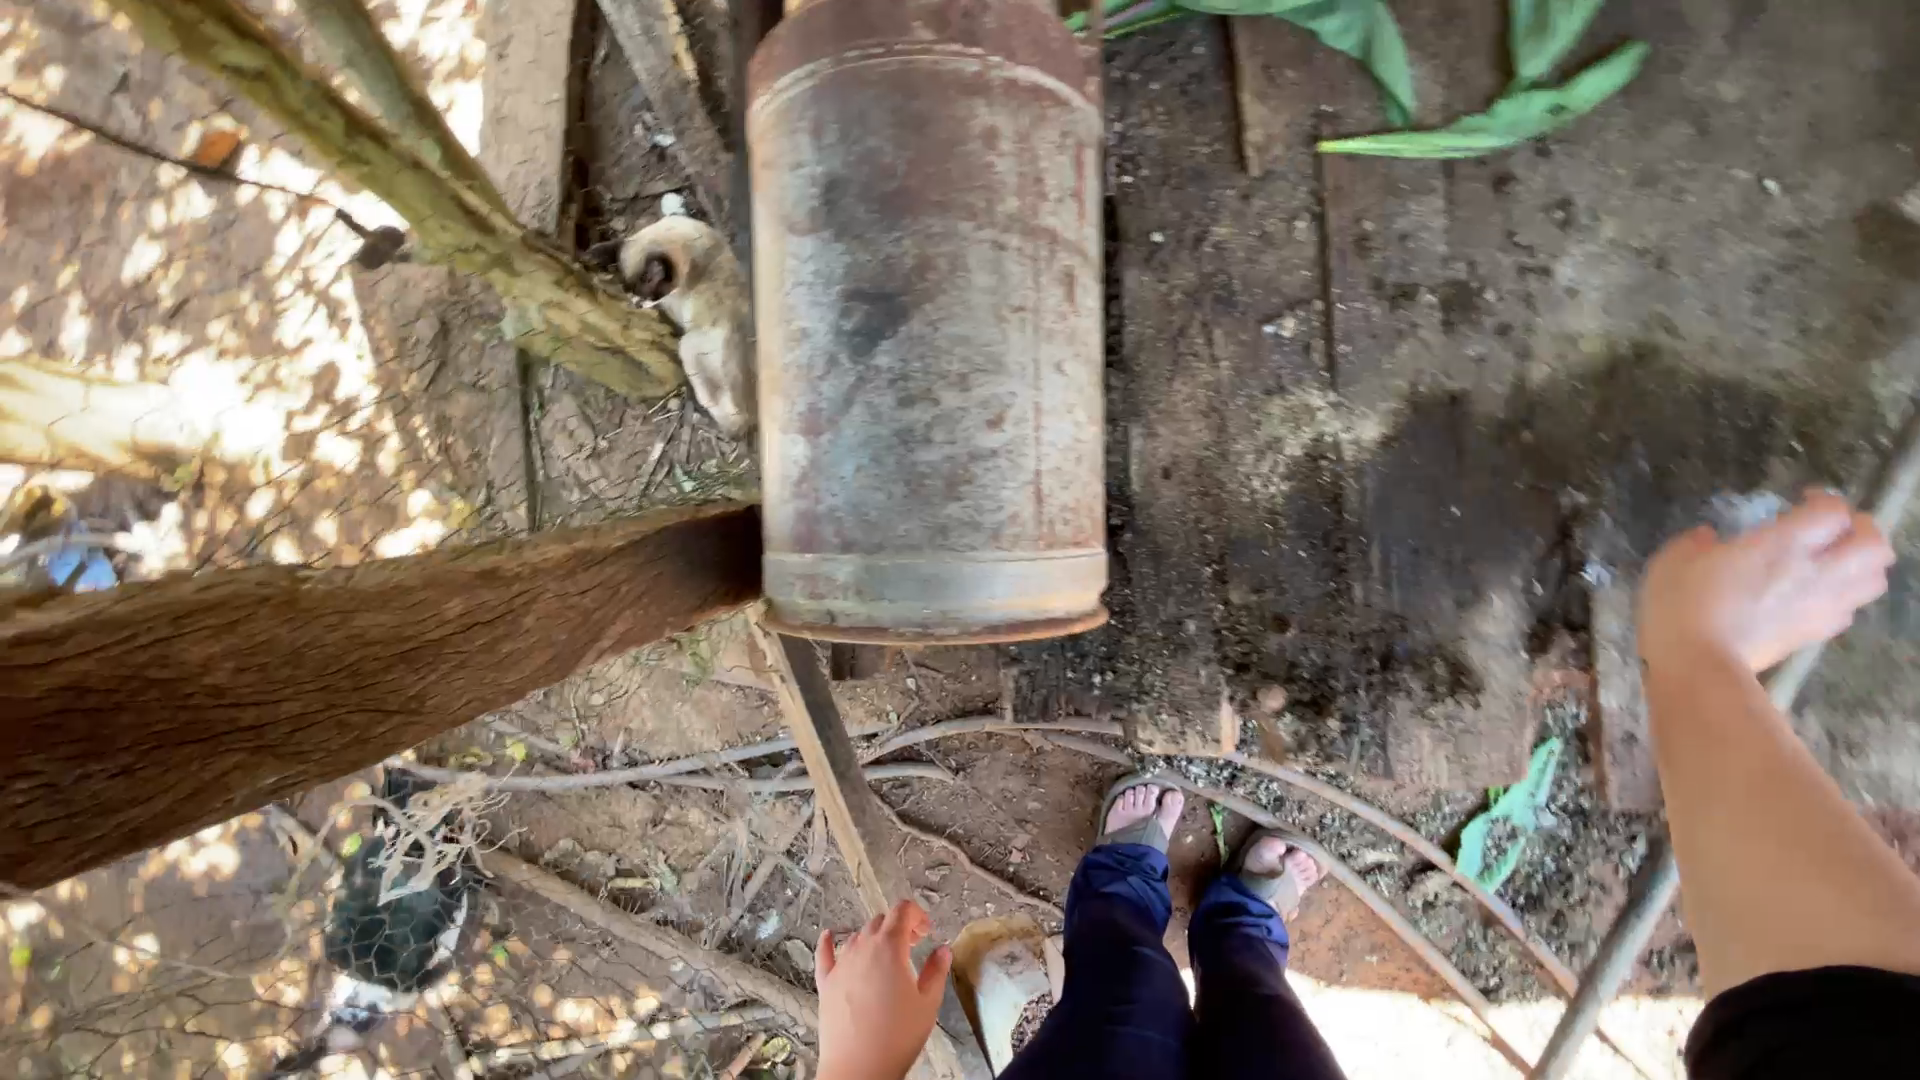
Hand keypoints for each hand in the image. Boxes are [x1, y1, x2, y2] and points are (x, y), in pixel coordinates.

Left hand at [815, 900, 951, 1079]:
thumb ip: (937, 971)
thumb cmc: (897, 1036)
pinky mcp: (826, 983)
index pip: (903, 910)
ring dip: (874, 938)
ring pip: (858, 936)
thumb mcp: (928, 1003)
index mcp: (890, 946)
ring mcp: (841, 964)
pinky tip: (827, 936)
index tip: (926, 932)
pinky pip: (823, 954)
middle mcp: (863, 947)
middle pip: (881, 920)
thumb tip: (942, 950)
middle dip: (899, 927)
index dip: (917, 914)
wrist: (858, 1070)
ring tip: (886, 956)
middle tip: (912, 945)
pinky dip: (827, 942)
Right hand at [1639, 490, 1894, 672]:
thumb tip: (1710, 537)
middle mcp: (1815, 570)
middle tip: (1835, 527)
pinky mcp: (1817, 630)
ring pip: (1875, 576)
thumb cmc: (1679, 604)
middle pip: (1873, 542)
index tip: (1803, 499)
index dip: (1824, 500)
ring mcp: (1823, 603)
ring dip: (1862, 563)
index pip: (1830, 512)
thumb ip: (1695, 543)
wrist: (1697, 660)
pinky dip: (1844, 595)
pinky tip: (1818, 595)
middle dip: (1861, 528)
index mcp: (1779, 545)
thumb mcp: (1670, 562)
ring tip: (1836, 561)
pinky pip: (1851, 607)